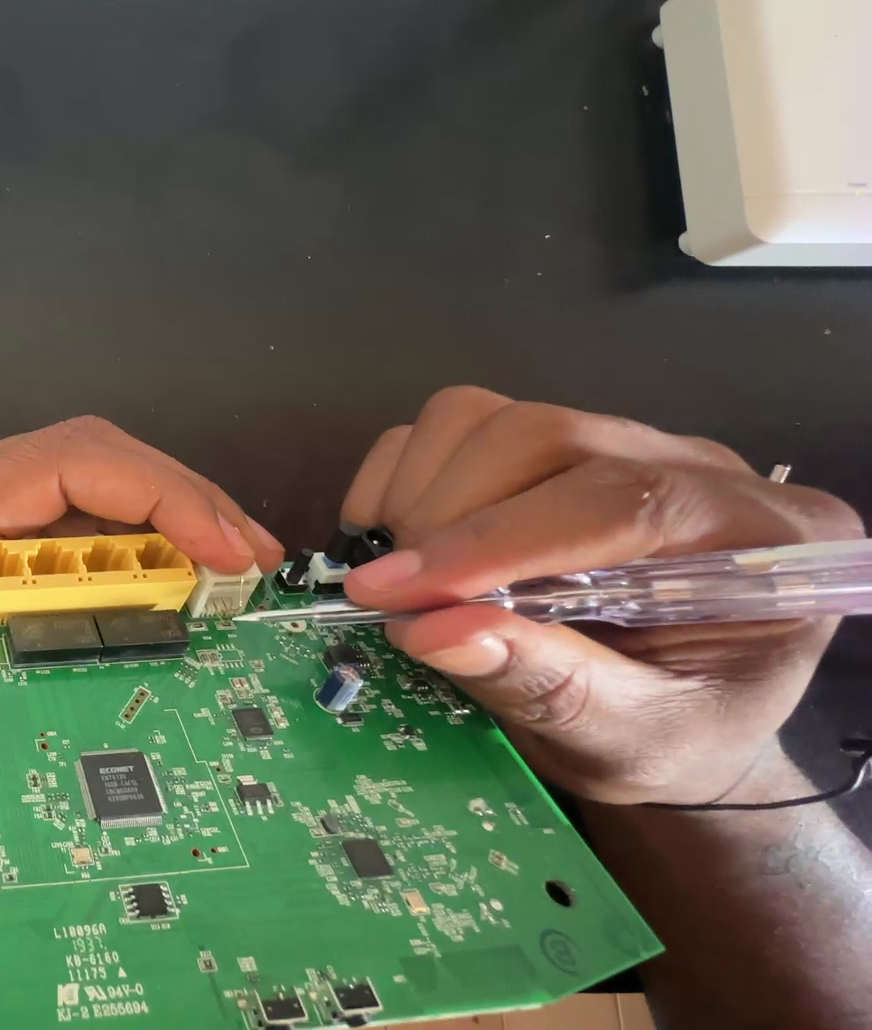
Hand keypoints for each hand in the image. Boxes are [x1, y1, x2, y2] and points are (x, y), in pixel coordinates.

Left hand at [0, 416, 282, 617]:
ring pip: (90, 485)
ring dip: (168, 518)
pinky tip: (177, 575)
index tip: (226, 552)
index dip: (162, 493)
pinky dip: (134, 544)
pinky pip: (73, 521)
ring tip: (233, 564)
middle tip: (252, 556)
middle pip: (91, 458)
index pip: (70, 459)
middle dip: (181, 498)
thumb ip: (58, 626)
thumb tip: (176, 608)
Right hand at [339, 386, 862, 804]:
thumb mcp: (618, 737)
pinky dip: (391, 479)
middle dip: (445, 516)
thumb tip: (428, 629)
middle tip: (398, 595)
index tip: (399, 595)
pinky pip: (435, 427)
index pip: (625, 501)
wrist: (643, 721)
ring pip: (474, 419)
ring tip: (407, 572)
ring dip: (412, 495)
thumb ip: (540, 683)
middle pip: (537, 437)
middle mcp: (684, 466)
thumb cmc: (657, 735)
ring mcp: (594, 441)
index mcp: (765, 539)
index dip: (497, 543)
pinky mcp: (523, 445)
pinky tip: (397, 537)